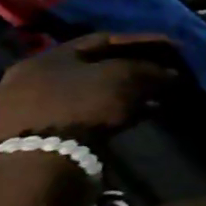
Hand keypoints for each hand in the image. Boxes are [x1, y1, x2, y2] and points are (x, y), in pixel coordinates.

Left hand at [0, 33, 180, 146]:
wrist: (42, 165)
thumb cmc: (82, 107)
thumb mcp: (123, 78)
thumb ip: (149, 69)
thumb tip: (170, 73)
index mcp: (46, 58)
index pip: (103, 40)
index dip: (142, 41)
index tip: (171, 47)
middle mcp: (35, 80)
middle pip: (98, 67)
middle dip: (136, 69)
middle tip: (166, 72)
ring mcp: (35, 110)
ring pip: (95, 92)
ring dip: (128, 93)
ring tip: (158, 97)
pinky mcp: (44, 136)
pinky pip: (89, 113)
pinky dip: (116, 111)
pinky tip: (140, 115)